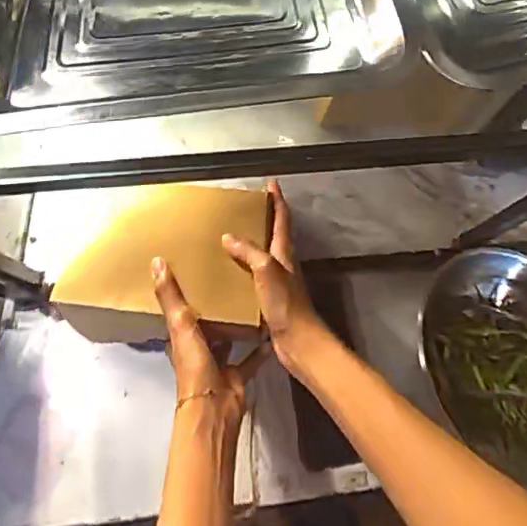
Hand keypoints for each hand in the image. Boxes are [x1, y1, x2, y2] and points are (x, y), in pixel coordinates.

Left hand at [153, 256, 266, 423]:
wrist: (214, 407)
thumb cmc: (193, 364)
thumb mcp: (180, 324)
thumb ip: (170, 296)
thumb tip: (156, 260)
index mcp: (180, 337)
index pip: (178, 311)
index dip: (183, 293)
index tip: (194, 270)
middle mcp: (197, 348)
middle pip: (204, 323)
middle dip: (213, 307)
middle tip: (228, 279)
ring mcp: (218, 362)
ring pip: (226, 339)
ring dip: (235, 324)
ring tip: (250, 297)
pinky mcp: (237, 374)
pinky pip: (250, 357)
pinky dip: (259, 348)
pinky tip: (269, 330)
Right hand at [222, 181, 333, 371]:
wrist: (298, 342)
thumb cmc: (286, 302)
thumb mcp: (266, 270)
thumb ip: (249, 251)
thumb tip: (228, 236)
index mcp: (285, 252)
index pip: (282, 218)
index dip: (277, 199)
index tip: (271, 183)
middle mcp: (283, 263)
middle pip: (274, 234)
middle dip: (263, 218)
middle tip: (244, 208)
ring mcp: (278, 281)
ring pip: (263, 255)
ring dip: (252, 244)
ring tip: (230, 237)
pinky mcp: (270, 299)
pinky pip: (254, 276)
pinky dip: (244, 269)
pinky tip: (229, 274)